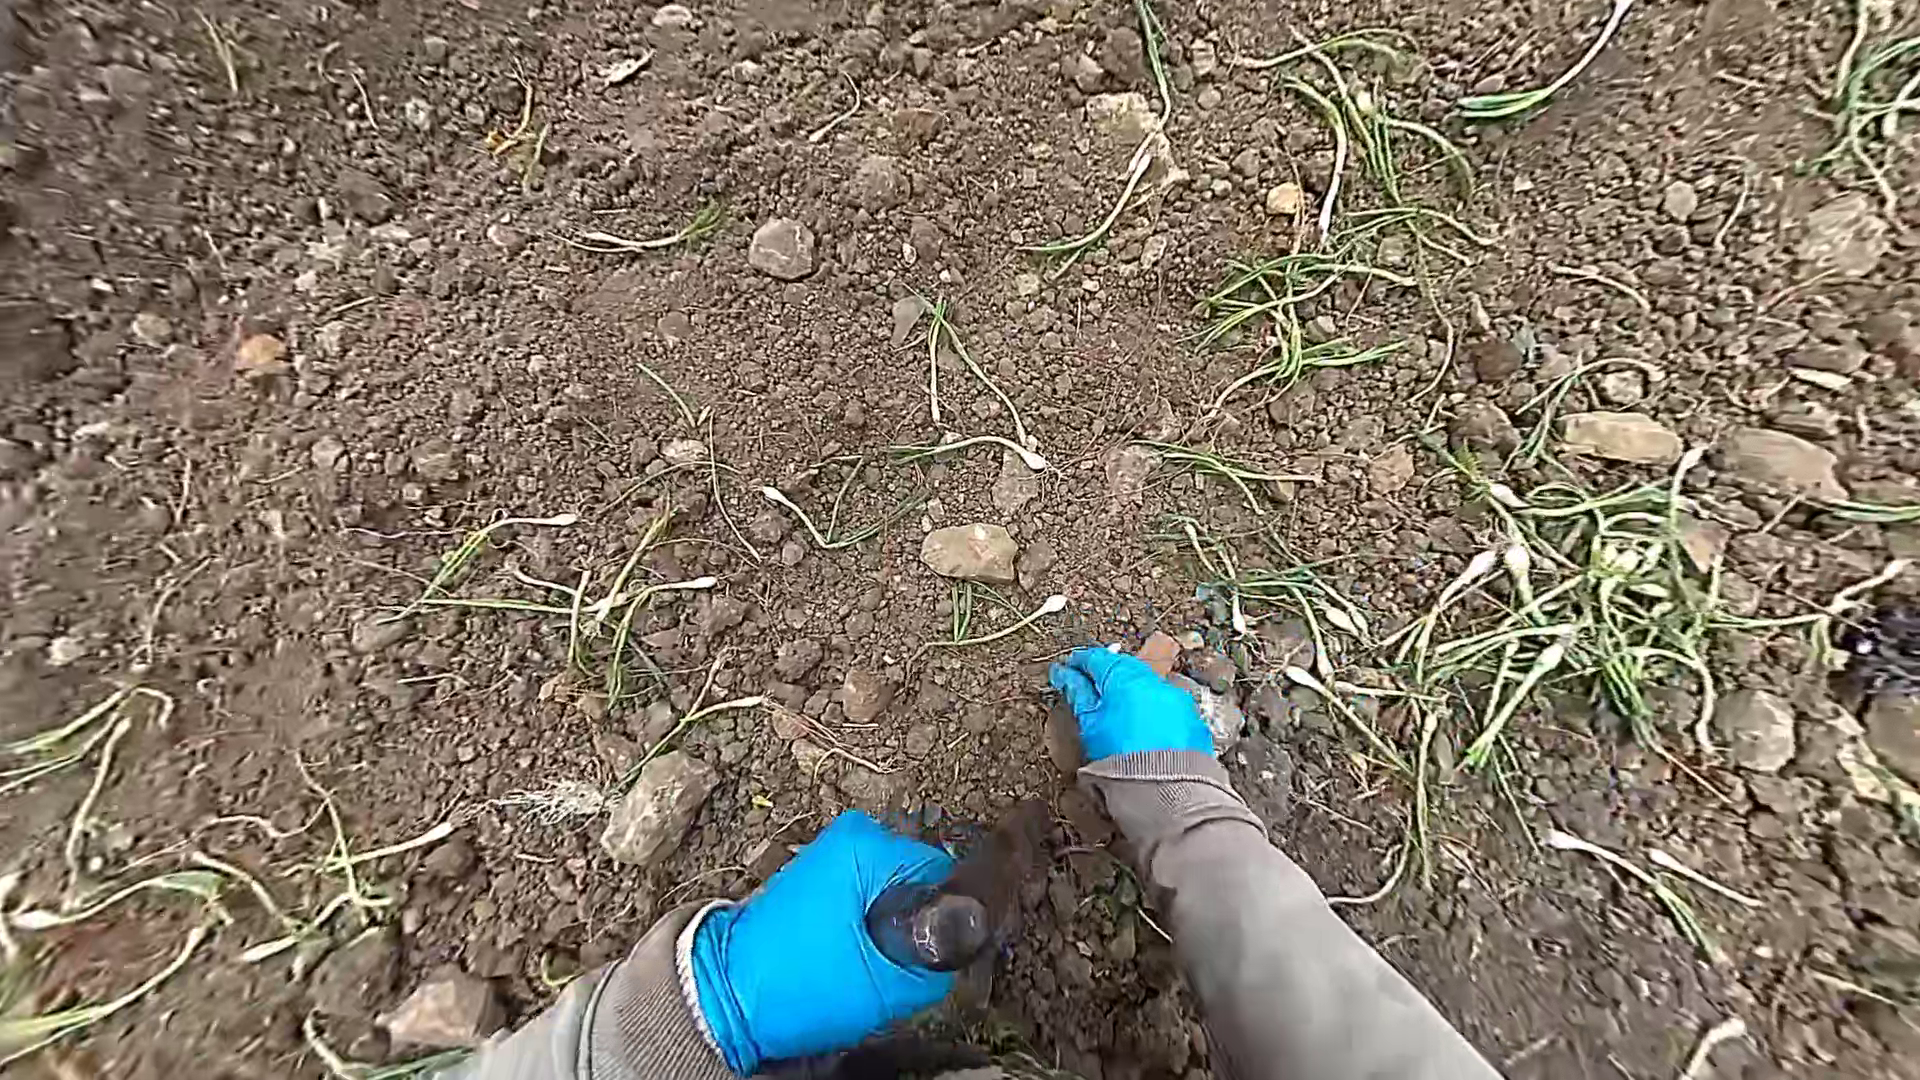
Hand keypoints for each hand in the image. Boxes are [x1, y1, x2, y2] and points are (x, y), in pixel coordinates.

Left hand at [689, 811, 955, 1074]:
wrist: (727, 991)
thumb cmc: (796, 981)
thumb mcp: (880, 987)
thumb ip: (933, 970)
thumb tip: (960, 958)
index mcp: (868, 845)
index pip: (938, 871)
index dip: (945, 914)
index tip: (941, 948)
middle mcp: (854, 832)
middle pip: (915, 873)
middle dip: (916, 916)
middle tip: (902, 958)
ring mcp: (835, 846)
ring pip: (892, 880)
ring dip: (893, 915)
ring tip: (874, 953)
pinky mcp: (823, 865)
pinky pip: (868, 882)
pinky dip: (871, 912)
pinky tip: (856, 944)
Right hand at [1048, 645, 1212, 760]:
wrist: (1167, 794)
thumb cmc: (1122, 760)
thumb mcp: (1090, 725)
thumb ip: (1078, 693)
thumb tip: (1064, 674)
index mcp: (1125, 678)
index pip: (1097, 658)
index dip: (1079, 662)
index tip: (1067, 670)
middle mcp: (1154, 681)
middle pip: (1123, 667)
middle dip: (1104, 673)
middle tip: (1086, 686)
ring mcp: (1175, 698)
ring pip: (1144, 684)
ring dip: (1127, 690)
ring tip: (1112, 707)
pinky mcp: (1190, 717)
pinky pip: (1163, 703)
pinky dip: (1148, 706)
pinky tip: (1138, 724)